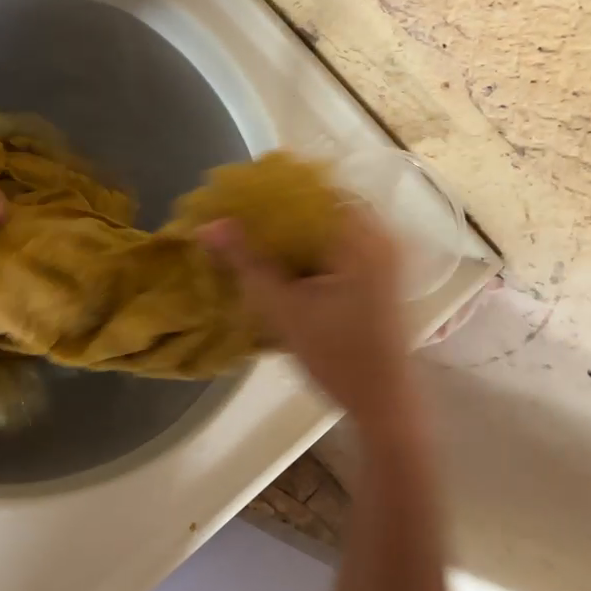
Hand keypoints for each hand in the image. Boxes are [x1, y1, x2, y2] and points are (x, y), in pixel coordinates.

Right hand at [199, 205, 409, 415]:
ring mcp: (384, 256)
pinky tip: (279, 263)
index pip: (310, 189)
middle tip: (237, 220)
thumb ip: (244, 261)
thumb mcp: (281, 306)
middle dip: (276, 212)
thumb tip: (207, 225)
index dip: (269, 191)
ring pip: (326, 226)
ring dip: (290, 231)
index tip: (234, 198)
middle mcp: (380, 236)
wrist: (382, 401)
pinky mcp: (380, 274)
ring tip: (251, 240)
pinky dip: (307, 248)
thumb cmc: (335, 353)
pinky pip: (337, 244)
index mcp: (361, 236)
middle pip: (319, 205)